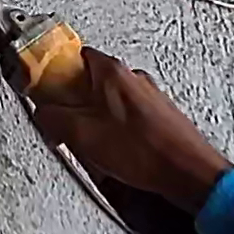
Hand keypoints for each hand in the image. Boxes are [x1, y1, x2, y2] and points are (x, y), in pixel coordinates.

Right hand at [30, 48, 233, 211]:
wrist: (192, 176)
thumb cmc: (145, 152)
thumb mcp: (83, 136)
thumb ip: (53, 119)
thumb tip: (42, 113)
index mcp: (110, 71)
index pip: (73, 56)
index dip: (57, 73)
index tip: (48, 88)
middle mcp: (132, 76)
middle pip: (91, 78)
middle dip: (77, 99)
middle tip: (71, 121)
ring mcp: (149, 94)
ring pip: (110, 97)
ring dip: (99, 115)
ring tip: (97, 142)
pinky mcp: (161, 114)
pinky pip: (128, 113)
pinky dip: (119, 127)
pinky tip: (120, 150)